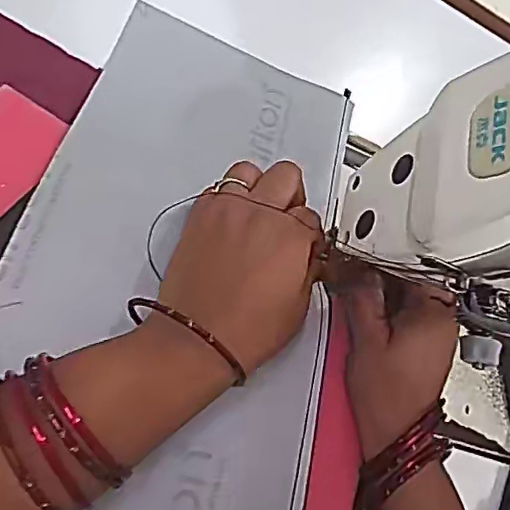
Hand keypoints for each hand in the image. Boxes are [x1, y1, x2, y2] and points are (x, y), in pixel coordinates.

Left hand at [152, 160, 323, 381]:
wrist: (198, 338)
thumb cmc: (244, 330)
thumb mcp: (299, 306)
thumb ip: (308, 269)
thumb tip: (307, 256)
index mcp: (291, 235)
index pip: (311, 215)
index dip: (309, 233)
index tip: (303, 245)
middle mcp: (259, 213)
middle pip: (286, 176)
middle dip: (292, 196)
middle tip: (287, 218)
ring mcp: (227, 210)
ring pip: (249, 171)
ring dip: (258, 187)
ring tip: (256, 211)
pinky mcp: (200, 215)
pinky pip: (217, 187)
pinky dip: (227, 197)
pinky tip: (232, 220)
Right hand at [336, 266, 457, 458]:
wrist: (394, 432)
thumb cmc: (387, 397)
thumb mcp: (366, 340)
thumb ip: (363, 299)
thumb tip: (360, 273)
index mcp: (436, 315)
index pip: (413, 269)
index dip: (383, 261)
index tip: (362, 261)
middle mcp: (444, 322)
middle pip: (413, 281)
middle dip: (383, 277)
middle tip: (356, 278)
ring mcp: (437, 335)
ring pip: (410, 298)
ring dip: (386, 294)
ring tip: (360, 297)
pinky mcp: (427, 347)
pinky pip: (409, 316)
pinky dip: (391, 312)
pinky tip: (371, 318)